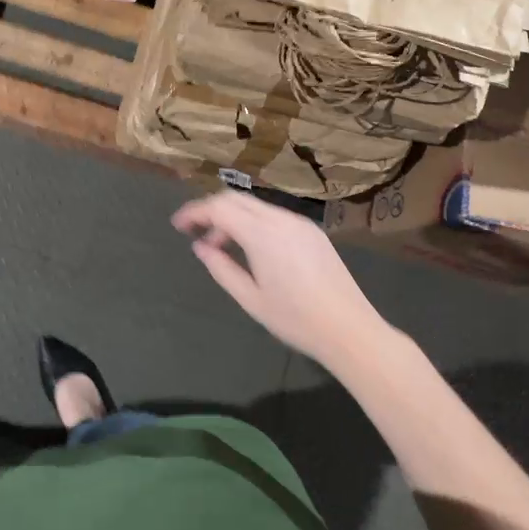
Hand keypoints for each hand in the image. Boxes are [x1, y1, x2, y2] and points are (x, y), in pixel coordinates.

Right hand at [173, 192, 387, 362]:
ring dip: (233, 218)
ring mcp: (300, 223)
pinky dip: (254, 223)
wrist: (351, 331)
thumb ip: (221, 268)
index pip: (219, 208)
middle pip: (236, 198)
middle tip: (195, 232)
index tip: (177, 225)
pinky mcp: (312, 232)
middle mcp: (281, 220)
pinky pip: (274, 216)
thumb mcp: (250, 299)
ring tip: (223, 247)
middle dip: (211, 210)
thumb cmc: (296, 320)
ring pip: (256, 206)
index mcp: (262, 235)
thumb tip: (201, 246)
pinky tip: (252, 250)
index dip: (194, 212)